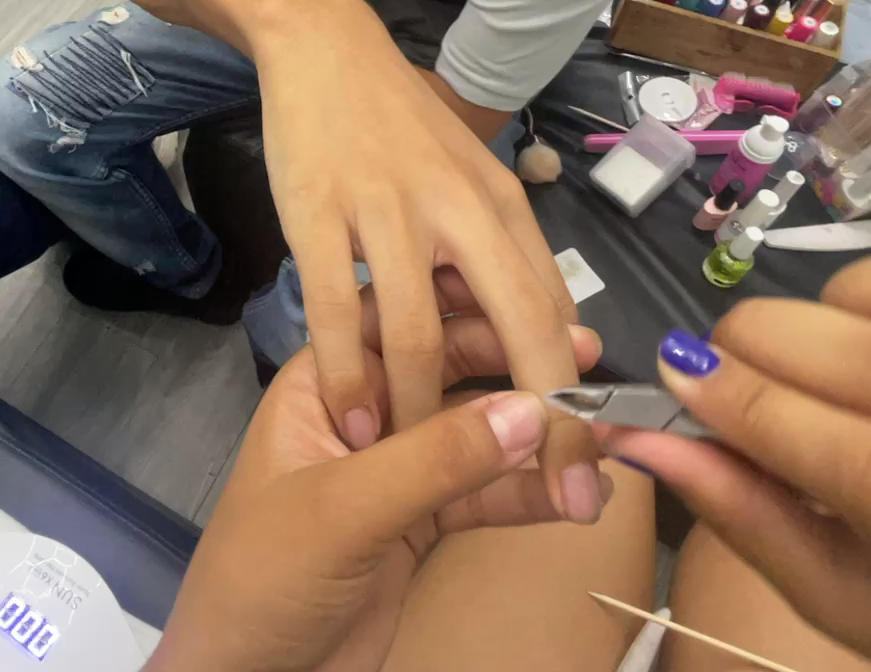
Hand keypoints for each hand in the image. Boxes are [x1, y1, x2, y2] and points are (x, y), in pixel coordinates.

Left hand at [150, 293, 607, 671]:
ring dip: (532, 437)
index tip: (530, 297)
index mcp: (327, 380)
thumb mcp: (345, 507)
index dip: (462, 301)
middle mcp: (365, 409)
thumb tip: (534, 409)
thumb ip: (436, 459)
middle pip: (447, 370)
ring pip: (474, 434)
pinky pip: (482, 494)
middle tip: (586, 359)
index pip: (398, 318)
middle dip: (511, 366)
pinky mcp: (422, 520)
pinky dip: (527, 494)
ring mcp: (396, 465)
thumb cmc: (269, 572)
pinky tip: (578, 495)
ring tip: (601, 433)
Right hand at [252, 1, 596, 519]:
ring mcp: (387, 213)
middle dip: (546, 427)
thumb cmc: (401, 120)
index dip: (581, 400)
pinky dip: (346, 374)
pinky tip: (351, 419)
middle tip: (559, 506)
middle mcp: (460, 212)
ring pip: (420, 335)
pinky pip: (337, 310)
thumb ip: (505, 248)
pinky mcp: (319, 216)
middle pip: (520, 332)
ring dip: (422, 416)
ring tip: (419, 468)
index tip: (590, 471)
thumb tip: (548, 328)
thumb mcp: (471, 175)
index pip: (557, 315)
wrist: (326, 51)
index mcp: (503, 205)